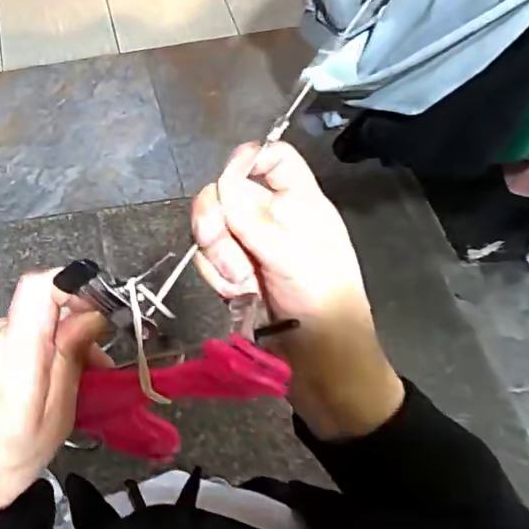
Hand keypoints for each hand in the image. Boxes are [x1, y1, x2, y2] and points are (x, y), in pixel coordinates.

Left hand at [0, 272, 109, 522]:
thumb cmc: (15, 451)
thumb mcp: (58, 411)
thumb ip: (71, 355)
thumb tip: (91, 315)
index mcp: (15, 353)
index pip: (38, 287)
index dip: (73, 285)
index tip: (99, 304)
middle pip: (43, 300)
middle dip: (78, 318)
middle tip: (101, 351)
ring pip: (37, 315)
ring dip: (64, 333)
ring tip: (84, 370)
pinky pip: (24, 328)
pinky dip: (46, 341)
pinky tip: (59, 371)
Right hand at [190, 142, 403, 437]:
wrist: (318, 370)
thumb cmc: (323, 308)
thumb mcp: (292, 259)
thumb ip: (253, 219)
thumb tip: (221, 183)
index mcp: (300, 204)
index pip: (274, 158)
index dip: (248, 159)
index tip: (228, 180)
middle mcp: (271, 217)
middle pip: (226, 191)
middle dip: (217, 221)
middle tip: (222, 247)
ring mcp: (249, 245)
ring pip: (210, 226)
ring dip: (218, 256)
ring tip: (241, 284)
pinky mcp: (231, 271)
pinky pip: (206, 257)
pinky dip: (215, 277)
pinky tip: (236, 295)